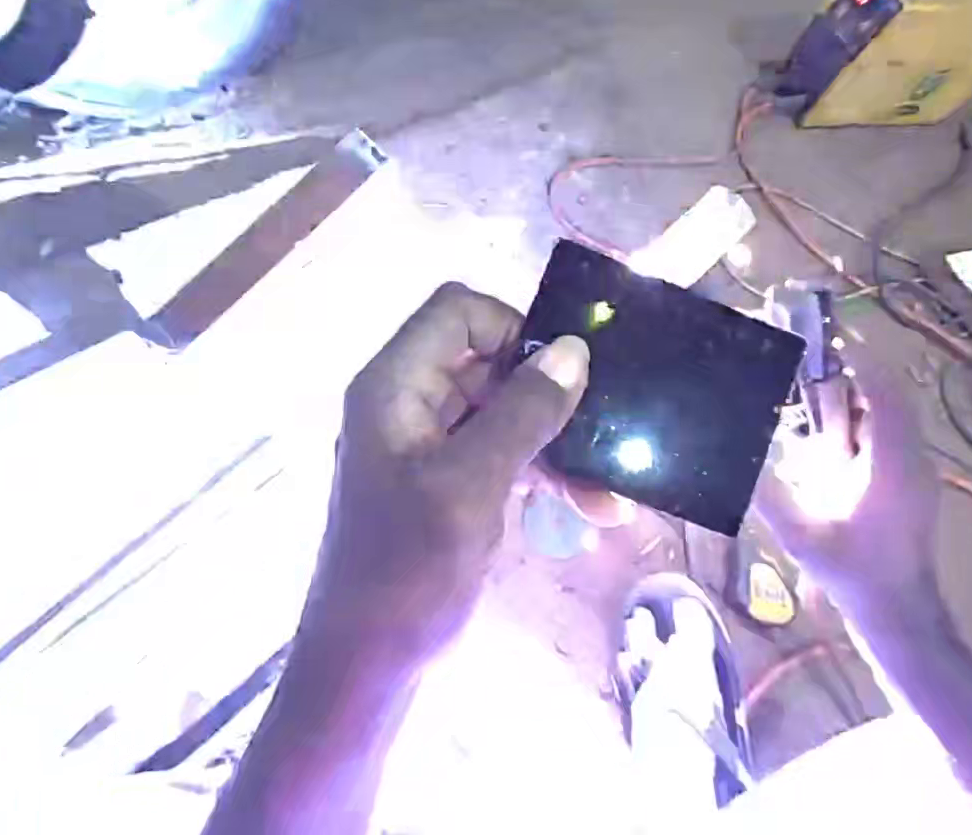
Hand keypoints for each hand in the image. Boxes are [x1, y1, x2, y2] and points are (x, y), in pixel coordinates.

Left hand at [303, 283, 588, 657]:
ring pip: (498, 407)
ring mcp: (423, 437)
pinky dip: (536, 468)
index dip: (511, 329)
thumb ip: (523, 414)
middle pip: (483, 359)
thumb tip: (573, 350)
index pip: (455, 313)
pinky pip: (496, 447)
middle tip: (598, 432)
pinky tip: (585, 506)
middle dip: (543, 395)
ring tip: (604, 491)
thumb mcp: (471, 485)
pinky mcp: (442, 473)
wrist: (366, 658)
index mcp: (394, 384)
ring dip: (550, 440)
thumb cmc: (408, 569)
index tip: (559, 373)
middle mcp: (405, 398)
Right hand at [752, 361, 939, 613]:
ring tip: (814, 376)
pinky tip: (825, 423)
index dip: (861, 362)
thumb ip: (764, 491)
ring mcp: (912, 471)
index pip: (884, 398)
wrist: (898, 612)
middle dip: (854, 368)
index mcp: (889, 467)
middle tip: (811, 350)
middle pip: (890, 397)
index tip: (829, 337)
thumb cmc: (851, 572)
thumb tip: (731, 453)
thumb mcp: (799, 533)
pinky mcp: (905, 481)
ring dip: (856, 391)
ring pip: (890, 414)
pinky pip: (884, 433)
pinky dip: (859, 415)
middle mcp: (908, 461)